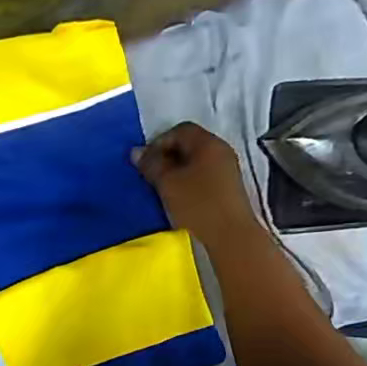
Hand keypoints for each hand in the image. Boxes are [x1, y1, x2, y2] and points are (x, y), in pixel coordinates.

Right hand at [135, 122, 256, 231]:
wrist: (230, 235)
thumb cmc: (198, 204)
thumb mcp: (168, 183)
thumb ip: (152, 165)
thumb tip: (136, 152)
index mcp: (208, 143)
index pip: (180, 130)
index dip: (158, 142)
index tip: (144, 161)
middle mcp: (221, 150)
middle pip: (189, 144)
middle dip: (166, 156)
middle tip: (149, 174)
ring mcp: (227, 169)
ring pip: (196, 161)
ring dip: (176, 170)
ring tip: (160, 187)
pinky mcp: (227, 187)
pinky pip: (203, 174)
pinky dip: (187, 180)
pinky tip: (177, 196)